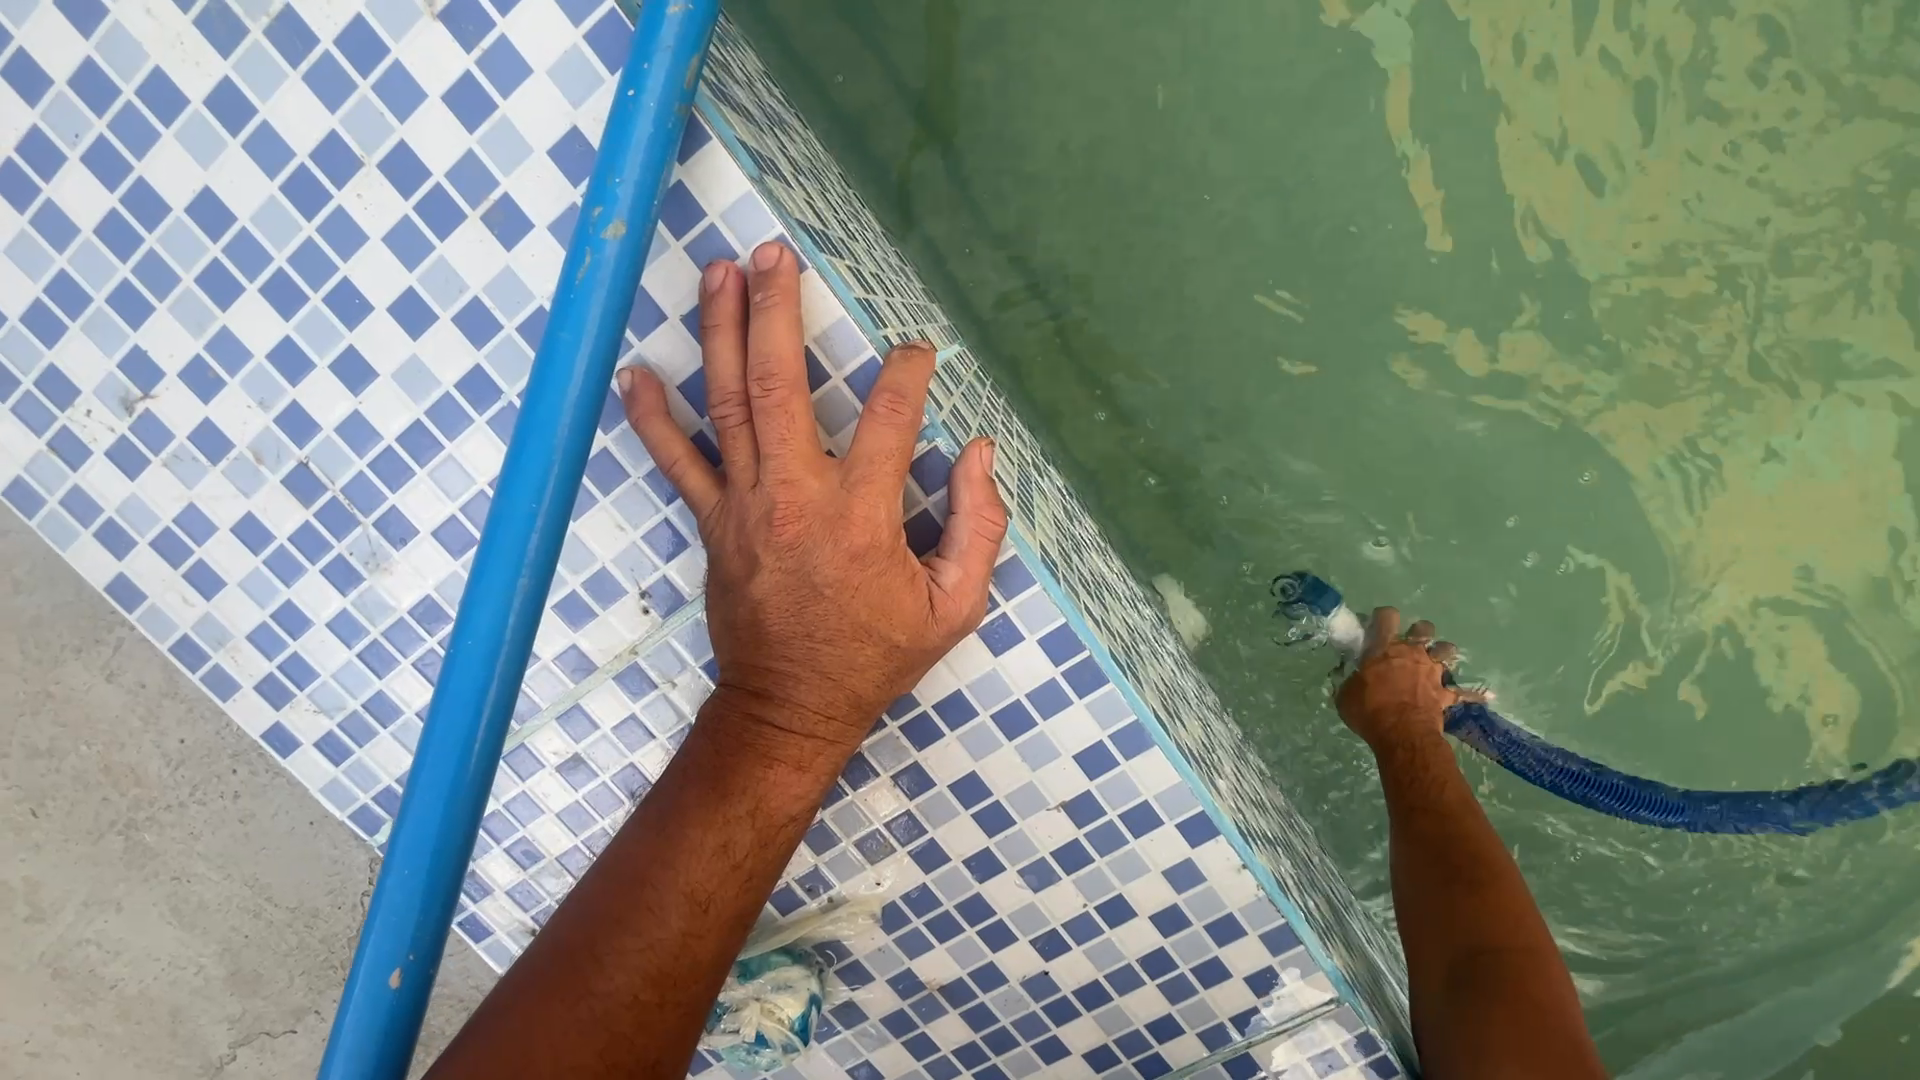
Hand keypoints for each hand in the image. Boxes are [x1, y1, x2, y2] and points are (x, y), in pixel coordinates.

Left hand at [617, 242, 1007, 752]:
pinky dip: (653, 419)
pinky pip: (677, 464)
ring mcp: (746, 509)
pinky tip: (635, 373)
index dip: (906, 374)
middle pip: (782, 387)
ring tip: (719, 272)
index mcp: (863, 517)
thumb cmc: (876, 655)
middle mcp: (797, 498)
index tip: (916, 351)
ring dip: (722, 334)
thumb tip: (978, 454)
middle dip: (779, 313)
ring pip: (728, 407)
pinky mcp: (713, 525)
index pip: (888, 419)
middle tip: (775, 254)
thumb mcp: (955, 607)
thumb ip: (978, 528)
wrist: (792, 705)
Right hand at [1335, 608, 1481, 752]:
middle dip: (1419, 631)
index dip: (1383, 616)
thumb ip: (1349, 681)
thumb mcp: (1345, 694)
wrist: (1402, 734)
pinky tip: (1486, 697)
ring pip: (1447, 651)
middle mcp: (1412, 654)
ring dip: (1442, 653)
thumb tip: (1349, 678)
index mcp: (1384, 649)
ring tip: (1437, 661)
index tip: (1377, 624)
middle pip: (1423, 629)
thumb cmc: (1368, 710)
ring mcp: (1432, 673)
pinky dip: (1474, 695)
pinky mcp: (1445, 694)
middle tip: (1410, 642)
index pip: (1386, 617)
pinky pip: (1465, 693)